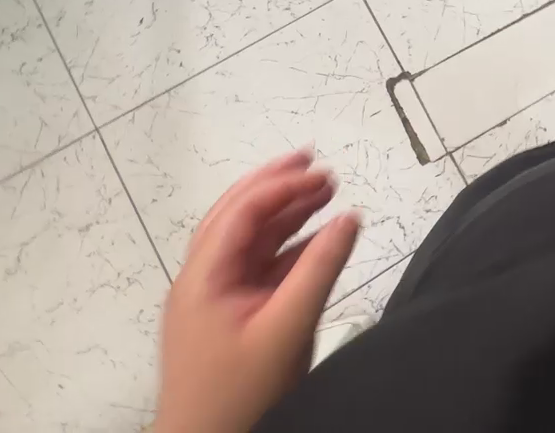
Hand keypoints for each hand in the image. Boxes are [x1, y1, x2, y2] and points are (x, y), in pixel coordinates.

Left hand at [156, 149, 360, 432]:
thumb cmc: (242, 393)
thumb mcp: (287, 328)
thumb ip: (321, 267)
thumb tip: (351, 216)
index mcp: (203, 278)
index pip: (241, 211)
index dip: (283, 184)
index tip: (324, 171)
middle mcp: (203, 279)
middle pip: (237, 215)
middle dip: (277, 184)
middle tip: (317, 162)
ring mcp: (215, 297)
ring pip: (249, 238)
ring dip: (286, 211)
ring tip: (325, 190)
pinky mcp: (231, 314)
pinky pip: (260, 264)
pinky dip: (289, 243)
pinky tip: (319, 236)